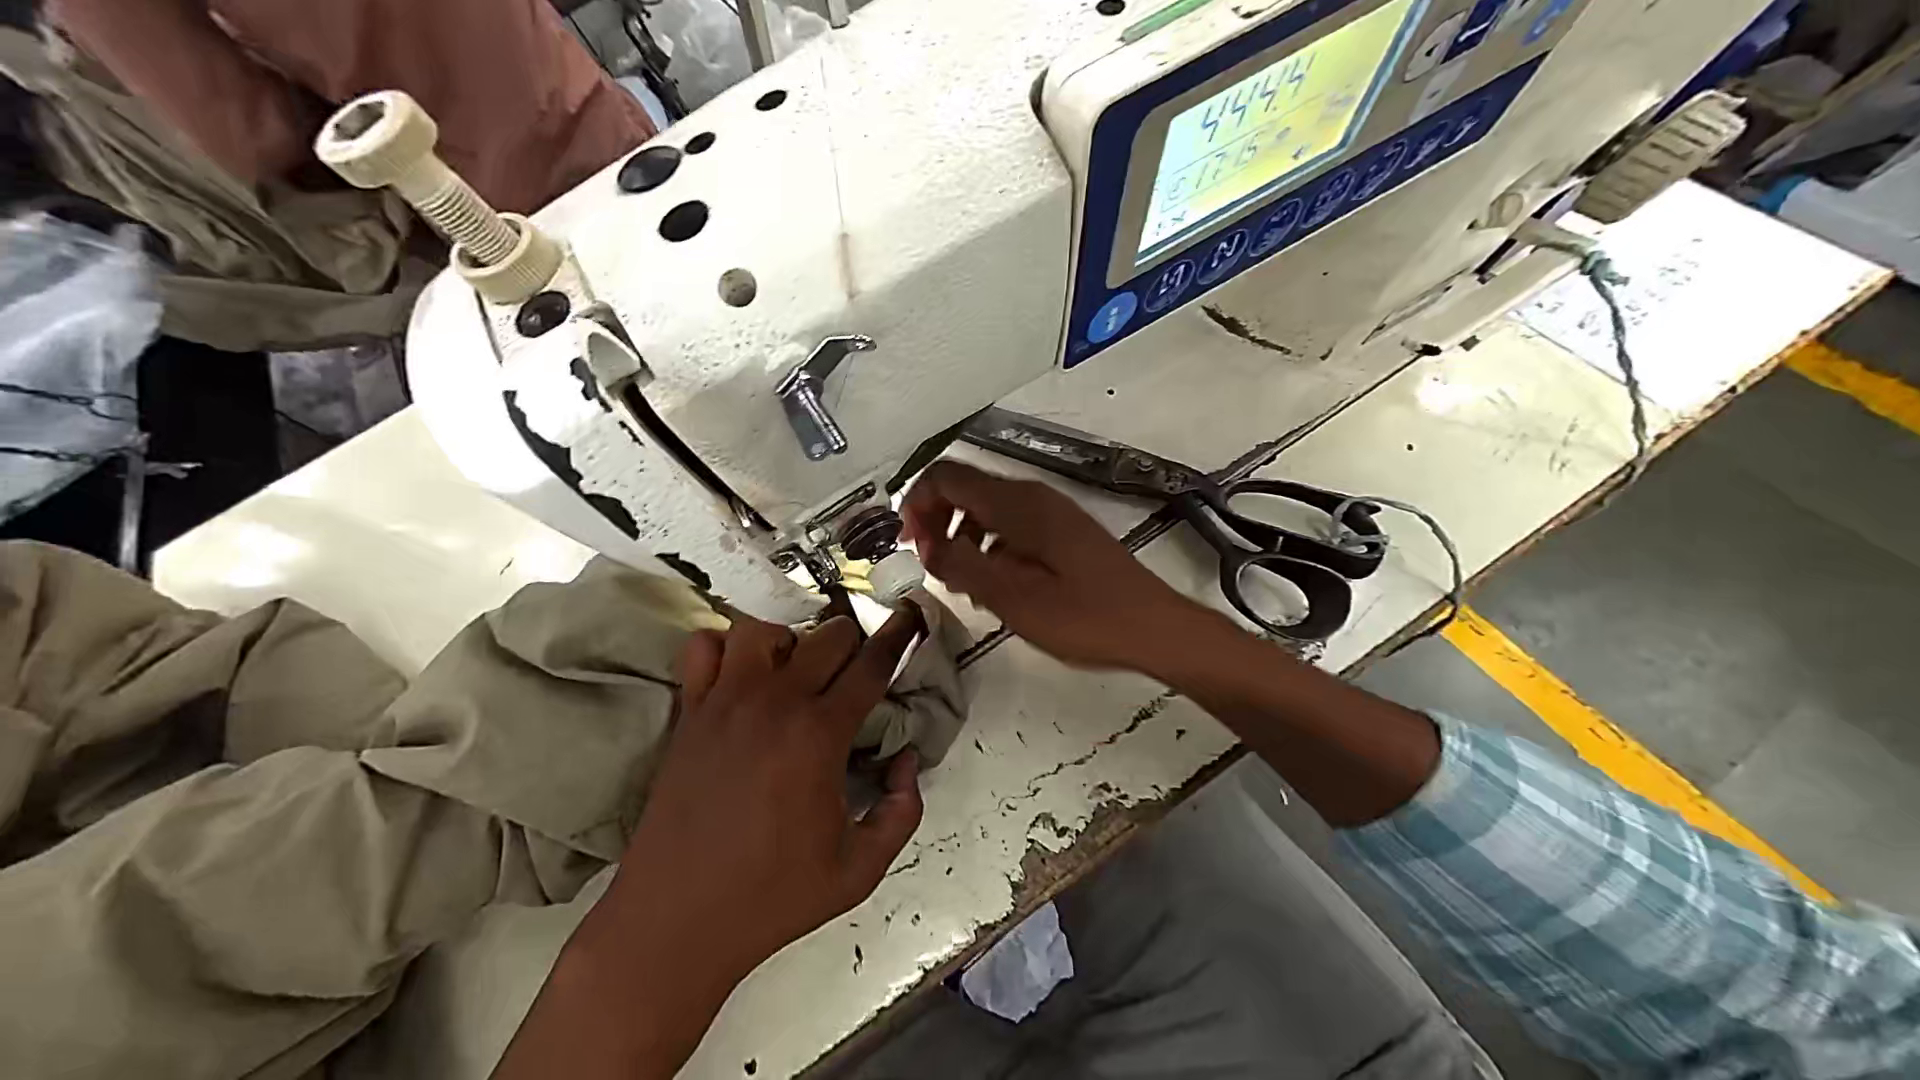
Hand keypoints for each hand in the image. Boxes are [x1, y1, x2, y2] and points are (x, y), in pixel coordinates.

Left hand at [607, 613, 925, 979]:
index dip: (898, 635)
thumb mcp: (861, 869)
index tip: (910, 617)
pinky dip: (726, 649)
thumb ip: (902, 811)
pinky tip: (740, 676)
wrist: (677, 920)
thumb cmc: (773, 896)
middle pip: (827, 635)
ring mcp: (726, 701)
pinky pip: (704, 649)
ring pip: (764, 629)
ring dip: (790, 641)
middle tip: (856, 672)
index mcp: (820, 734)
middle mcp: (775, 703)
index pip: (871, 665)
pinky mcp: (690, 712)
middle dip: (853, 643)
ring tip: (796, 672)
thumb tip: (906, 760)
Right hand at [901, 460, 1207, 671]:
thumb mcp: (1012, 597)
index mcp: (1016, 504)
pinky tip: (995, 585)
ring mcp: (1050, 512)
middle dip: (936, 521)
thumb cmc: (1083, 615)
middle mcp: (1032, 496)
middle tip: (930, 566)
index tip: (907, 545)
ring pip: (986, 509)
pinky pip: (1010, 526)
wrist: (1153, 626)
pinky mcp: (1063, 531)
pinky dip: (989, 546)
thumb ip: (961, 565)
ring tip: (961, 583)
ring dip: (961, 537)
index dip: (916, 503)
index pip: (946, 476)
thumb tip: (925, 546)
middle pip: (965, 488)